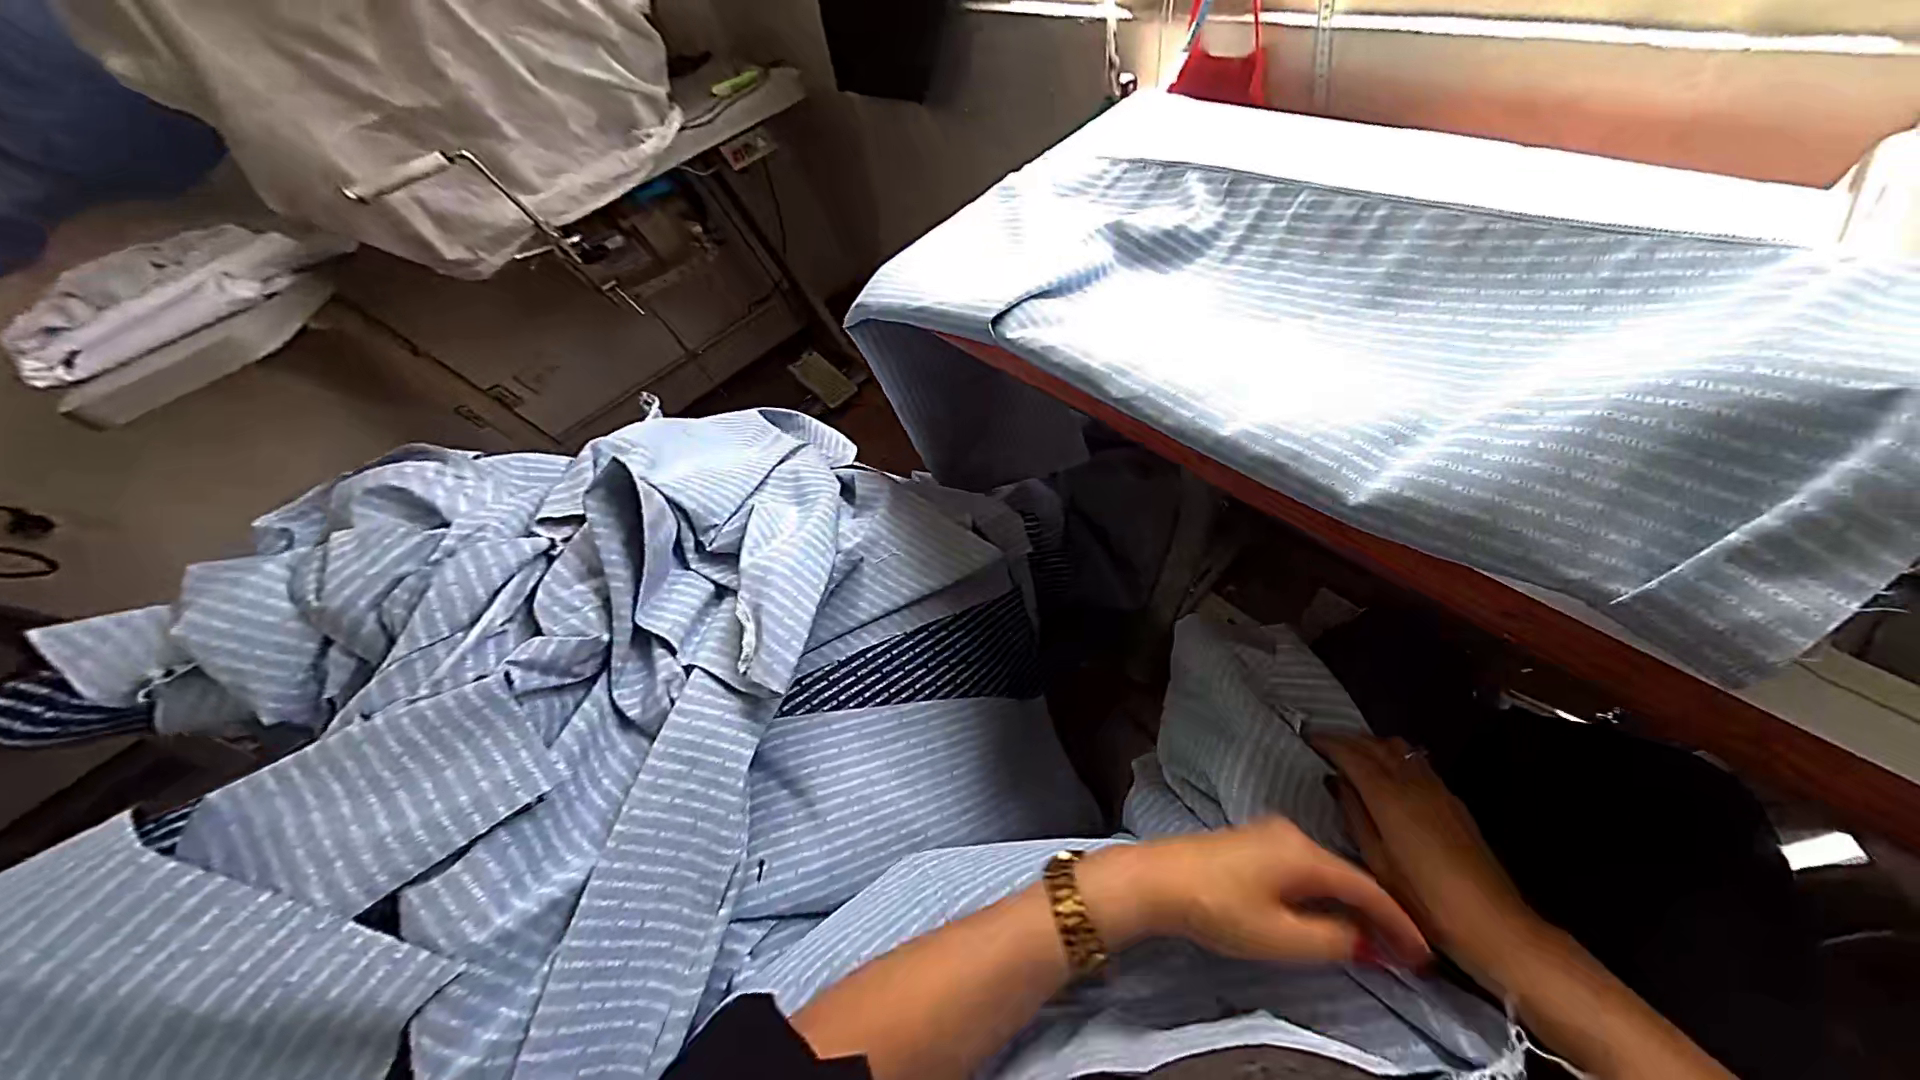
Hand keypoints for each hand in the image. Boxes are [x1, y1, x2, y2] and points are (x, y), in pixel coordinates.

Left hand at [1077, 817, 1430, 967]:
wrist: (1157, 878)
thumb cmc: (1219, 908)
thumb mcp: (1283, 937)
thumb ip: (1334, 939)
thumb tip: (1367, 939)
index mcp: (1304, 852)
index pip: (1368, 888)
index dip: (1400, 923)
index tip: (1425, 957)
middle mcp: (1290, 833)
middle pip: (1347, 874)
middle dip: (1378, 913)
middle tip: (1405, 953)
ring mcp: (1266, 833)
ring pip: (1323, 870)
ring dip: (1348, 903)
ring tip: (1372, 939)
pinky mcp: (1249, 842)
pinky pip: (1300, 867)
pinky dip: (1321, 892)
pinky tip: (1324, 912)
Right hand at [1311, 733, 1540, 982]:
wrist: (1494, 924)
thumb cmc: (1424, 899)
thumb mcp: (1376, 861)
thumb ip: (1354, 815)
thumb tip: (1337, 781)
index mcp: (1389, 796)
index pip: (1352, 754)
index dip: (1327, 742)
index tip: (1306, 739)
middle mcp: (1414, 783)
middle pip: (1375, 744)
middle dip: (1346, 739)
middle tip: (1321, 743)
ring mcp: (1438, 790)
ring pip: (1399, 748)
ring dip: (1371, 744)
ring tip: (1350, 754)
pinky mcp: (1452, 802)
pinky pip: (1415, 763)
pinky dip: (1392, 756)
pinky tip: (1385, 773)